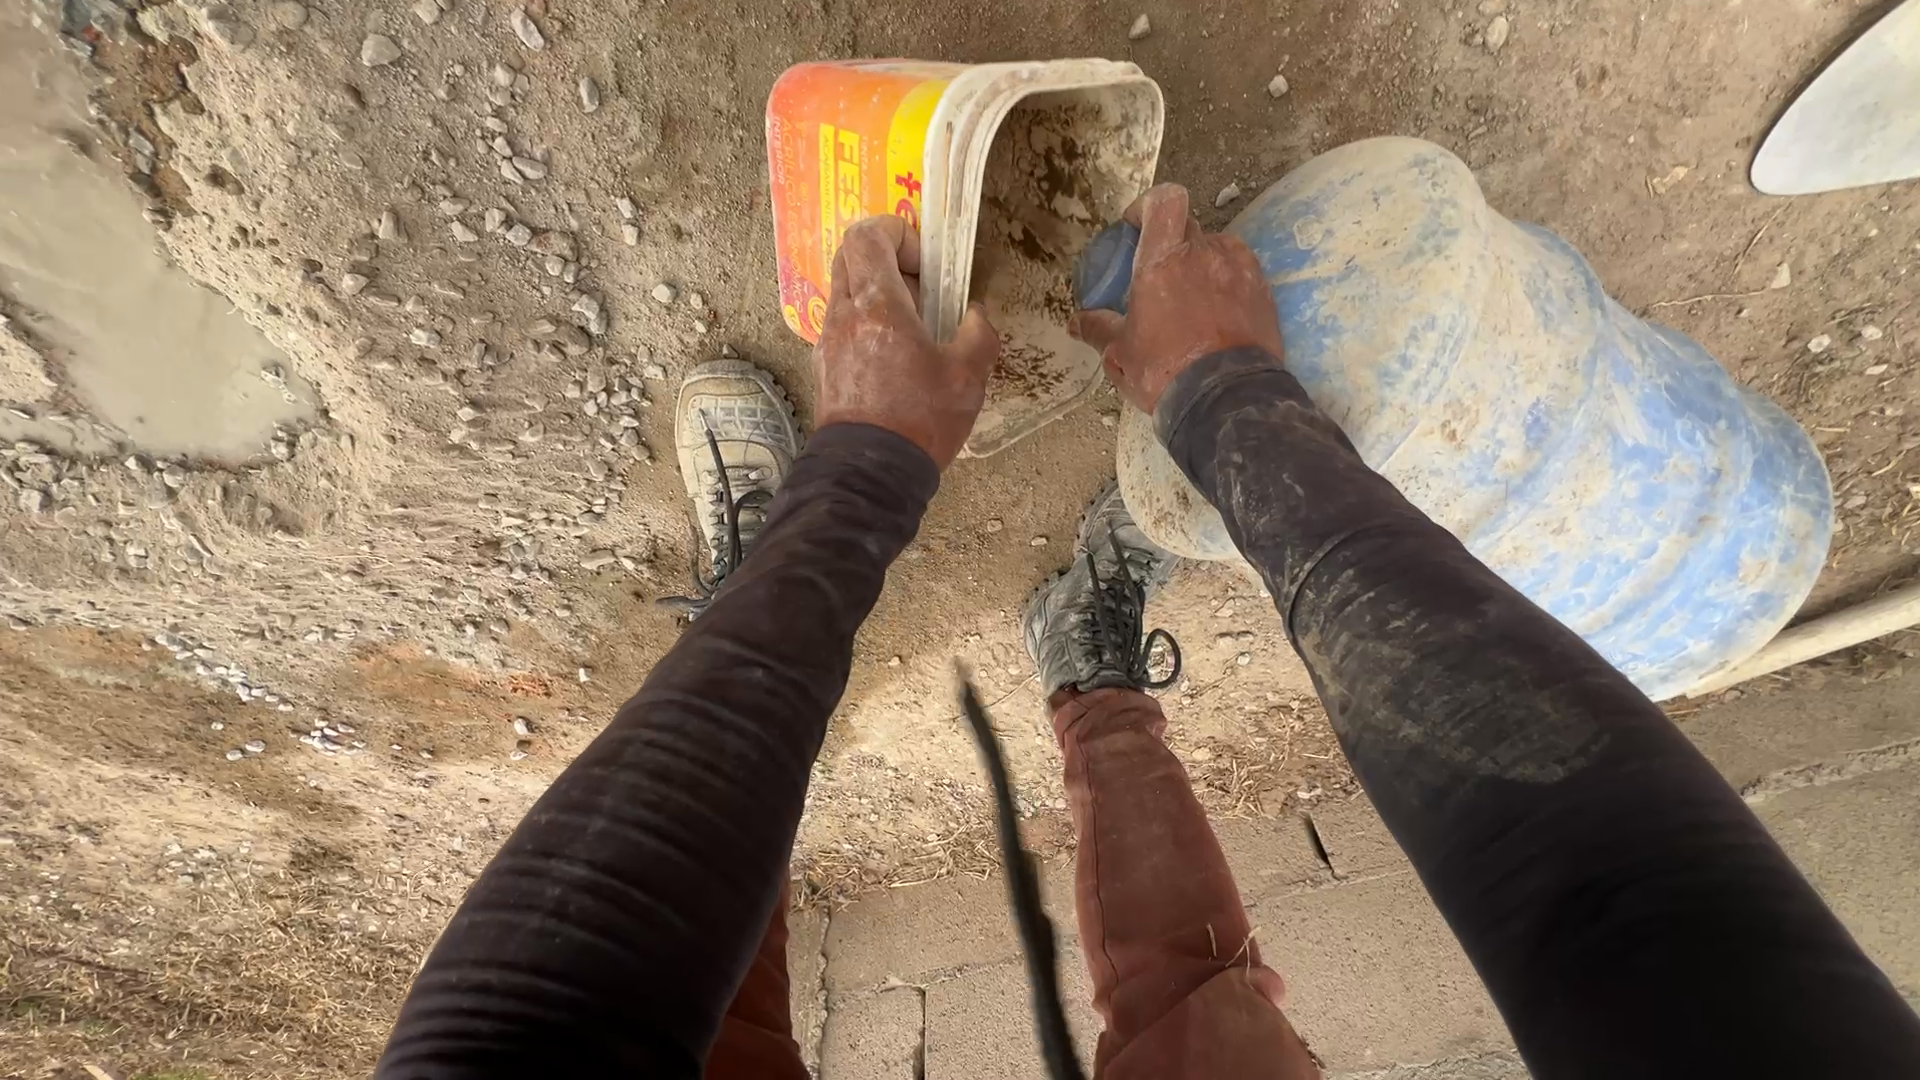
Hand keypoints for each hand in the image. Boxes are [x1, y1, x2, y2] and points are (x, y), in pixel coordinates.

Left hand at [813, 216, 1000, 468]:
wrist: (870, 474)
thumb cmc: (919, 421)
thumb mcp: (969, 377)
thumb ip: (979, 335)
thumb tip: (974, 316)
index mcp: (877, 306)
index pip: (868, 235)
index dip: (897, 232)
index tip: (925, 262)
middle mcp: (843, 315)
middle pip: (851, 257)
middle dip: (887, 260)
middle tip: (921, 291)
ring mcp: (828, 342)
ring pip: (845, 293)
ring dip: (878, 296)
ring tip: (913, 332)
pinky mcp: (826, 368)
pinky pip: (843, 326)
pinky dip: (867, 326)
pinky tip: (895, 360)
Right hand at [1069, 184, 1283, 413]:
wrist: (1225, 398)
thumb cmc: (1165, 372)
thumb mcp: (1120, 354)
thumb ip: (1098, 330)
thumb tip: (1075, 322)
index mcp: (1163, 261)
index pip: (1164, 201)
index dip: (1149, 205)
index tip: (1136, 226)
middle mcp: (1204, 254)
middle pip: (1187, 227)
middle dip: (1170, 244)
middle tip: (1157, 275)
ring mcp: (1240, 270)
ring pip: (1216, 250)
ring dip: (1200, 265)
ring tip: (1189, 300)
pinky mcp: (1263, 291)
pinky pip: (1240, 273)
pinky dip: (1225, 284)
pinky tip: (1214, 316)